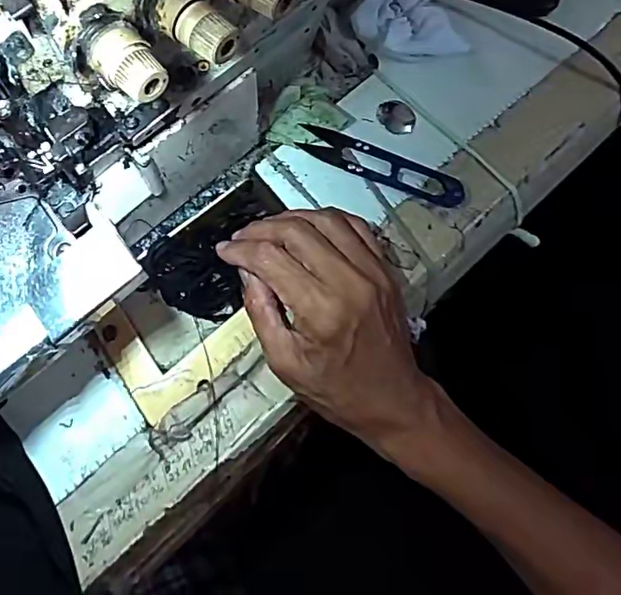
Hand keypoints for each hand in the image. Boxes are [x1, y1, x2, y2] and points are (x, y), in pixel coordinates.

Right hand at [216, 209, 443, 455]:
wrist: (394, 402)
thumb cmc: (341, 390)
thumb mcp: (284, 362)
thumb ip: (260, 311)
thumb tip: (247, 271)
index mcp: (322, 312)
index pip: (270, 258)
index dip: (240, 249)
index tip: (226, 250)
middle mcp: (350, 284)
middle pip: (294, 230)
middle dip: (259, 229)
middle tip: (242, 239)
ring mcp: (372, 273)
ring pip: (324, 218)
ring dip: (289, 218)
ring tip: (270, 230)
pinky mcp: (384, 269)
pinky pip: (354, 224)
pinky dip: (326, 218)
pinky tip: (308, 227)